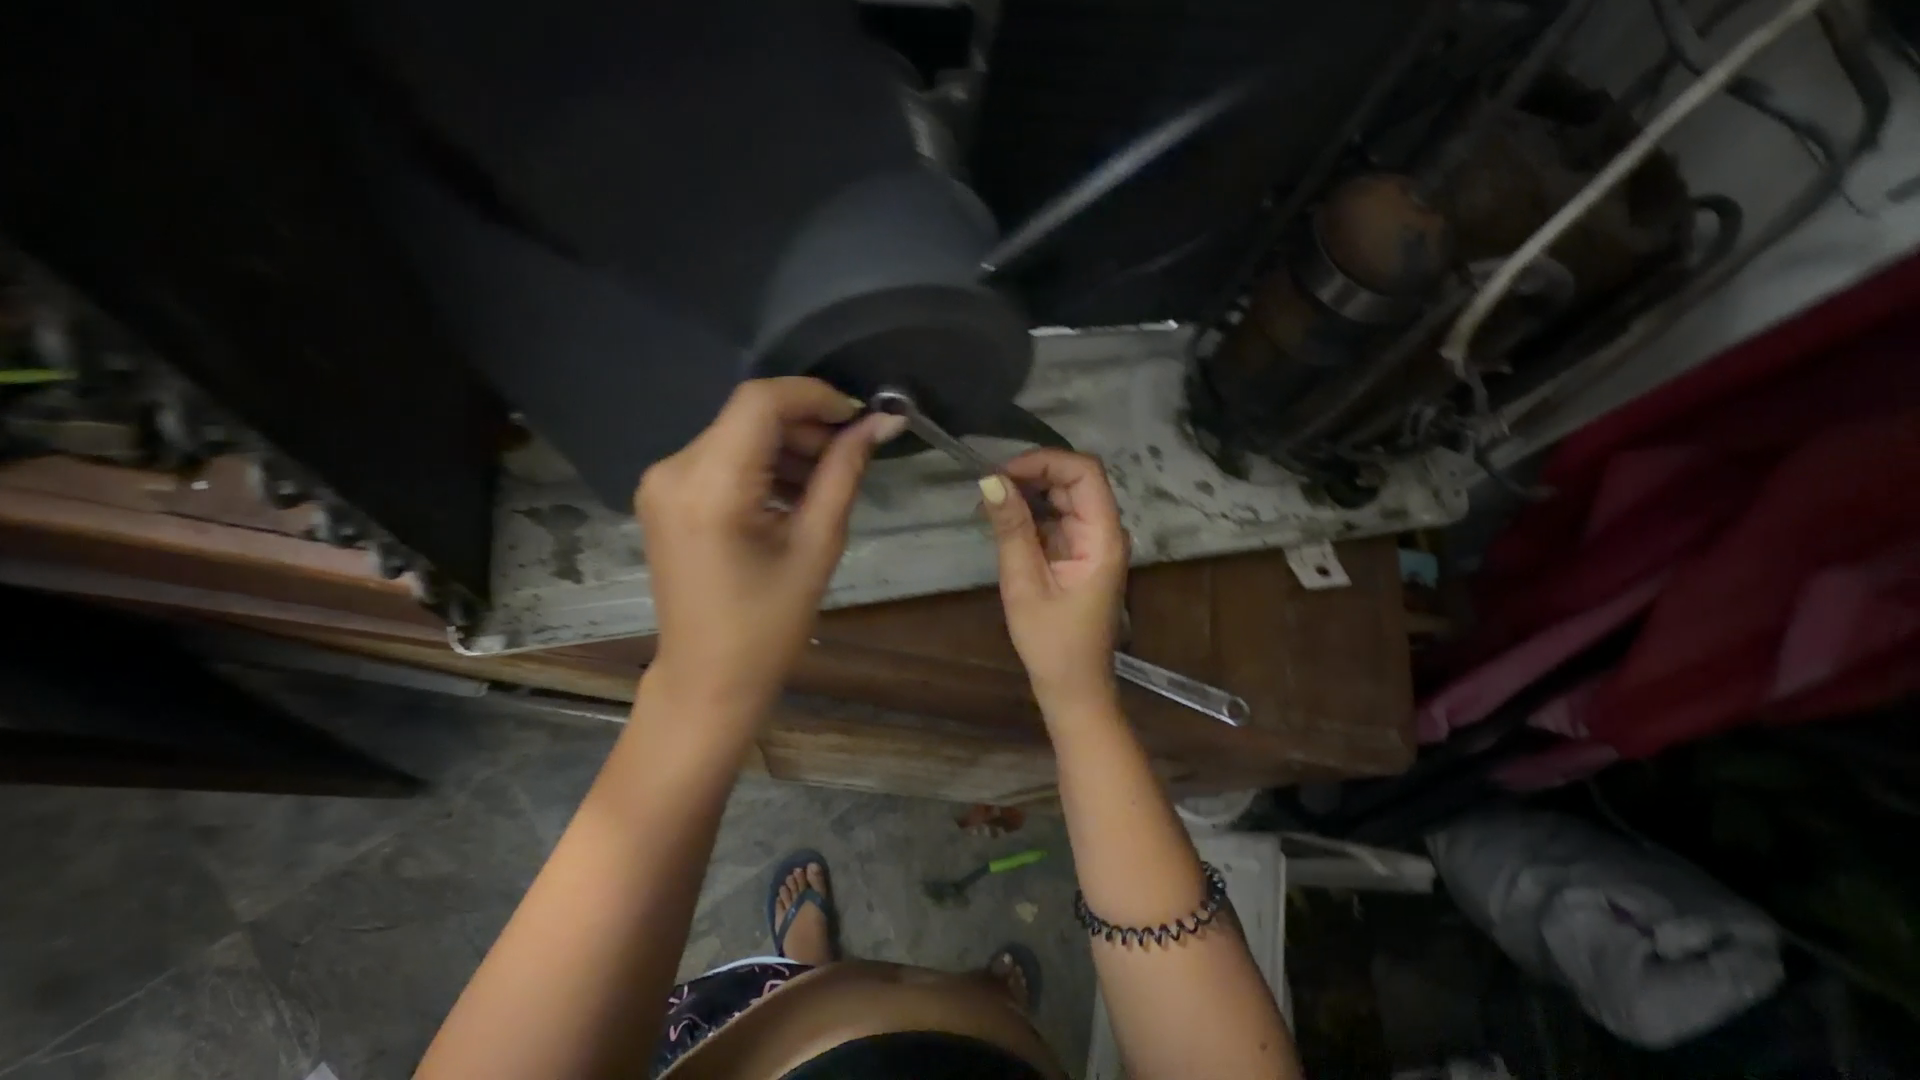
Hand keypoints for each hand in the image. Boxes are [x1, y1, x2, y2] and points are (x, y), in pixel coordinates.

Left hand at [636, 377, 903, 716]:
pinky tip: (791, 493)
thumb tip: (879, 423)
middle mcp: (674, 471)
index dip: (814, 396)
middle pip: (747, 415)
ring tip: (825, 479)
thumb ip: (844, 473)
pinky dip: (759, 463)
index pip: (760, 402)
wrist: (707, 678)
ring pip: (735, 433)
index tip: (857, 417)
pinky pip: (719, 457)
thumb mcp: (817, 546)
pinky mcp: (663, 495)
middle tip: (850, 452)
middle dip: (804, 424)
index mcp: (711, 487)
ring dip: (784, 444)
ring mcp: (662, 482)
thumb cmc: (768, 626)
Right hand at [977, 449, 1129, 716]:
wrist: (1073, 687)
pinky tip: (1002, 522)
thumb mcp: (1024, 583)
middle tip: (988, 488)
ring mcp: (1093, 542)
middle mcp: (1105, 531)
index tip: (1003, 473)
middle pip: (1075, 480)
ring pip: (1064, 497)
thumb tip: (990, 480)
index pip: (1084, 472)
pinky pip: (1057, 519)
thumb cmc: (1052, 642)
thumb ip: (1011, 528)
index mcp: (1103, 537)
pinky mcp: (1079, 554)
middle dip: (1032, 474)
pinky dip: (1030, 514)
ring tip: (988, 505)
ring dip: (1028, 493)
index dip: (1044, 462)